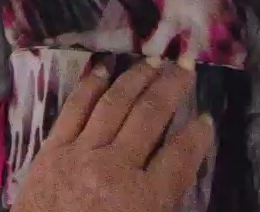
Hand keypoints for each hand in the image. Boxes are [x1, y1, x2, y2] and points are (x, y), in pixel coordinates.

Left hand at [13, 61, 215, 211]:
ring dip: (137, 78)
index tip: (207, 119)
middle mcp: (114, 168)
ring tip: (154, 61)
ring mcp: (81, 152)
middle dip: (172, 87)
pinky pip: (75, 107)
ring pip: (115, 103)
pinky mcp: (52, 148)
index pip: (179, 159)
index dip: (197, 138)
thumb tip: (176, 172)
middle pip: (149, 117)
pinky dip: (91, 84)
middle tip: (186, 65)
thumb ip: (160, 202)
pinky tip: (104, 66)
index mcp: (142, 201)